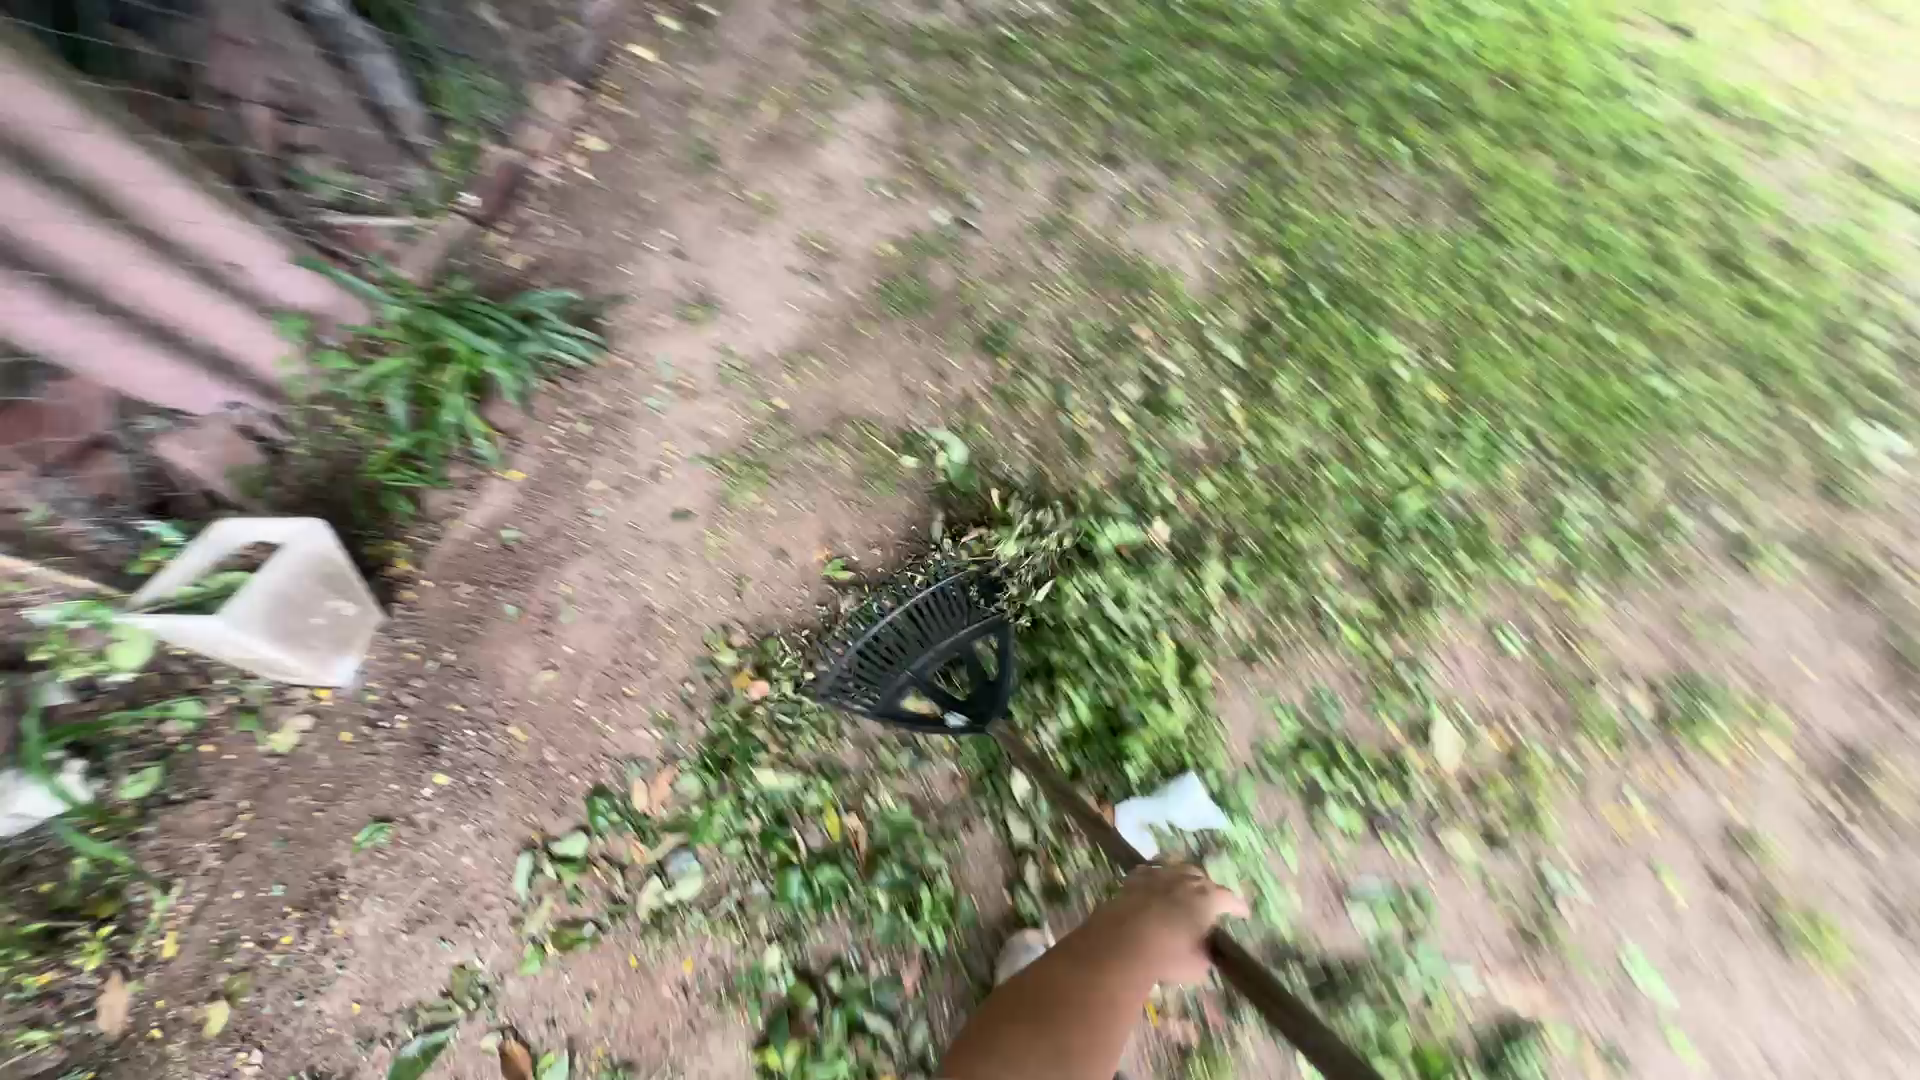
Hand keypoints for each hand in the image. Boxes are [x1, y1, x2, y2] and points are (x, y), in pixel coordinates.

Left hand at [1080, 863, 1249, 984]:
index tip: (1243, 913)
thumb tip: (1203, 951)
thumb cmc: (1167, 954)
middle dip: (1209, 889)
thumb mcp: (1196, 966)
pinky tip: (1156, 885)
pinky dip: (1158, 879)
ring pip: (1177, 869)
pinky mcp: (1136, 878)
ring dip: (1184, 879)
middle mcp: (1184, 879)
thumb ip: (1204, 955)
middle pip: (1202, 878)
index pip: (1229, 898)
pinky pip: (1152, 872)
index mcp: (1207, 898)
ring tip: (1185, 890)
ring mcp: (1158, 874)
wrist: (1123, 939)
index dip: (1238, 906)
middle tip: (1211, 903)